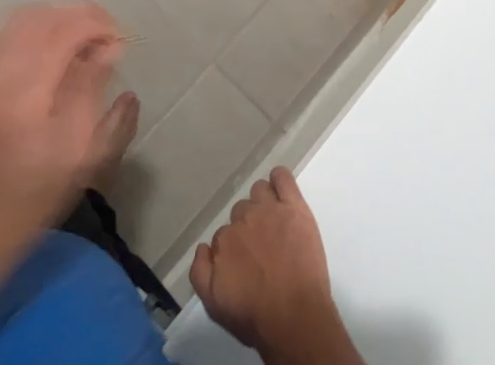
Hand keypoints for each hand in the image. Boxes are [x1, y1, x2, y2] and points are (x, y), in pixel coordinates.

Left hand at [0, 2, 122, 250]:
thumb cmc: (34, 195)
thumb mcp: (80, 152)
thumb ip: (94, 92)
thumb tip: (109, 50)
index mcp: (29, 86)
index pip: (67, 28)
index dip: (99, 25)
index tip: (120, 41)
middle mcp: (1, 70)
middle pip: (42, 16)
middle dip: (79, 16)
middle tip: (106, 35)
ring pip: (19, 21)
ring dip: (55, 20)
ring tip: (83, 40)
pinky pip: (3, 37)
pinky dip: (32, 31)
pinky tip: (50, 51)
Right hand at [192, 168, 352, 358]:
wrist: (294, 317)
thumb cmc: (254, 314)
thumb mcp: (212, 302)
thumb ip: (199, 271)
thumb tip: (202, 247)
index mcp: (224, 240)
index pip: (224, 233)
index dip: (234, 248)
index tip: (244, 261)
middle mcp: (244, 220)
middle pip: (242, 211)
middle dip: (248, 225)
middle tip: (262, 246)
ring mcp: (271, 210)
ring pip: (259, 191)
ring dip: (263, 202)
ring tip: (273, 221)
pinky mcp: (295, 207)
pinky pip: (283, 178)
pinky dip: (279, 178)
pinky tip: (280, 185)